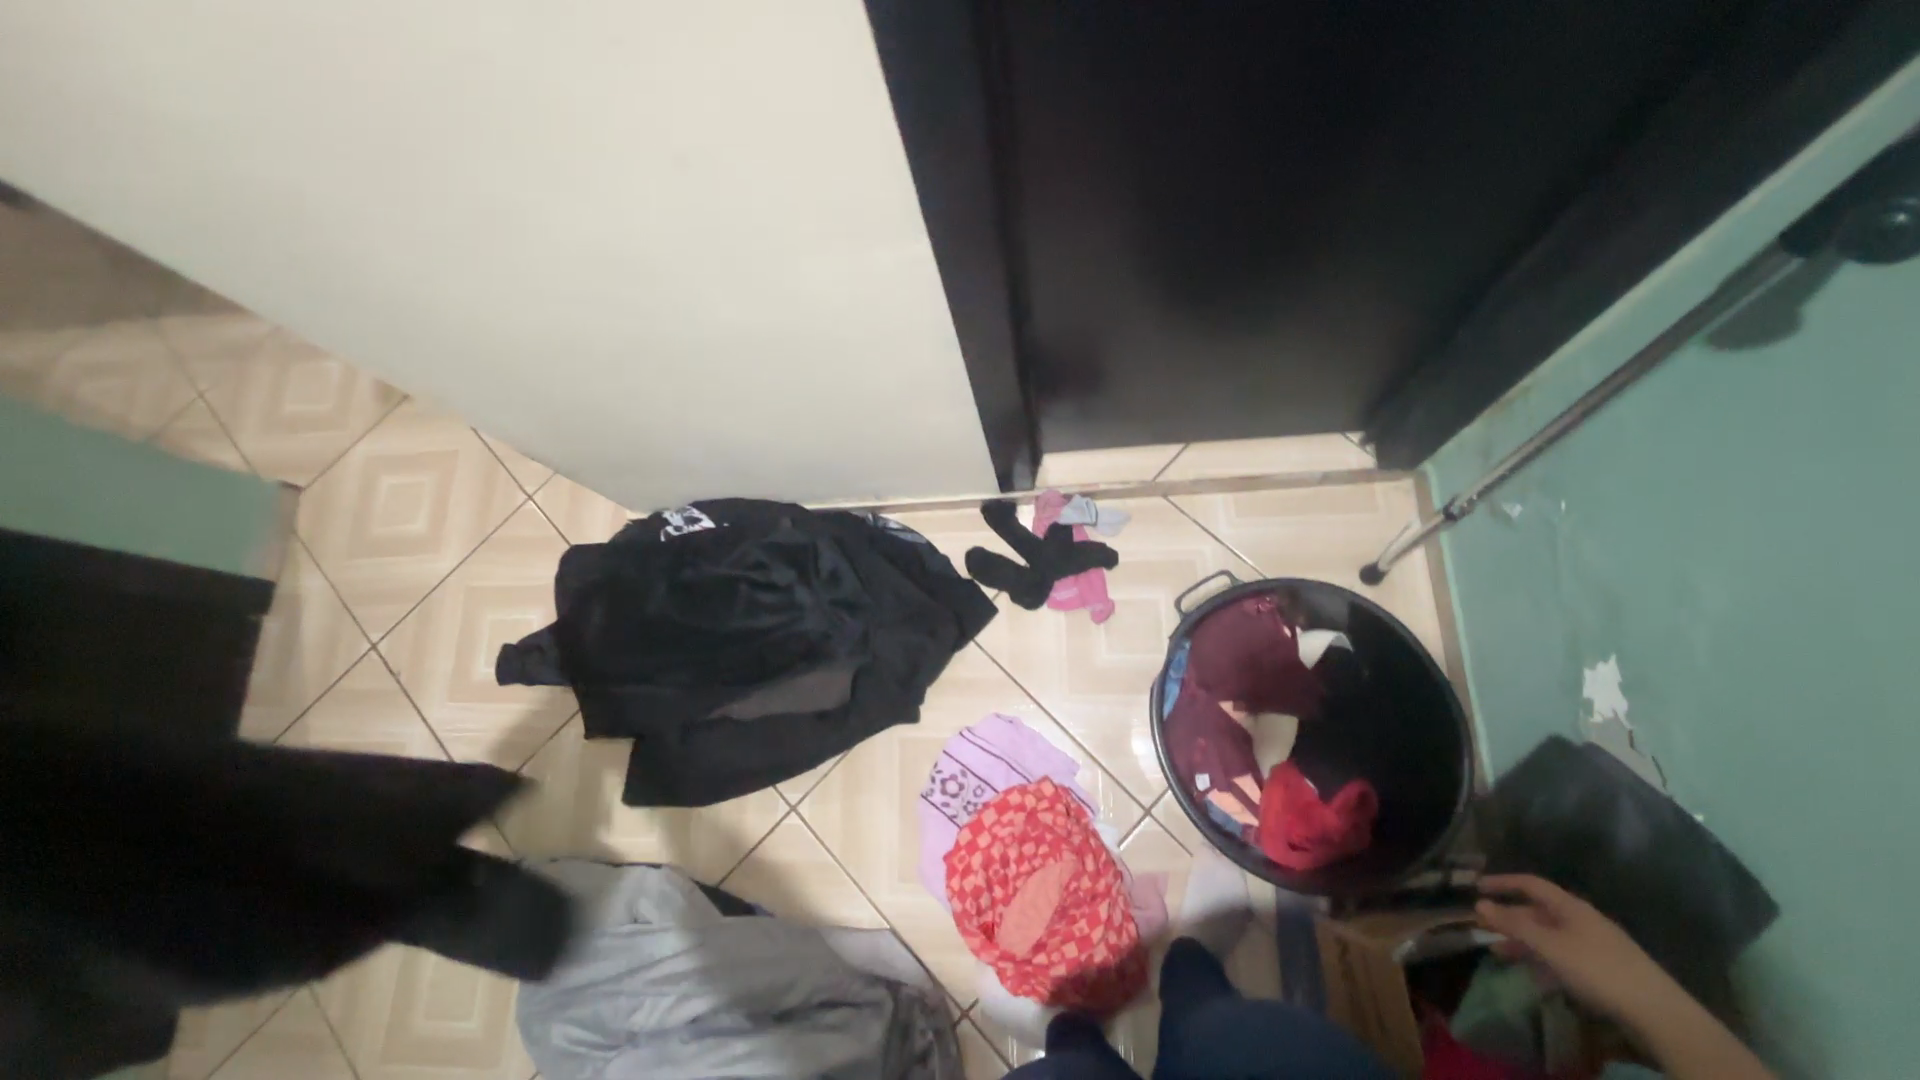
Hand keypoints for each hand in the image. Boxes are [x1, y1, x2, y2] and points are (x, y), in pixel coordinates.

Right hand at [1474, 873, 1676, 1022]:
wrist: (1658, 1012)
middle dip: (1509, 917)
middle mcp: (1582, 920)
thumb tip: (1479, 903)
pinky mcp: (1603, 968)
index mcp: (1571, 907)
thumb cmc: (1597, 970)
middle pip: (1539, 911)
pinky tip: (1533, 974)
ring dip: (1523, 941)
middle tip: (1482, 925)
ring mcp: (1595, 944)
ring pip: (1549, 935)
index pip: (1531, 884)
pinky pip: (1562, 954)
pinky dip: (1542, 958)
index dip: (1503, 882)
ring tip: (1499, 952)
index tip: (1476, 886)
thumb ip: (1514, 925)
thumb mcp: (1549, 946)